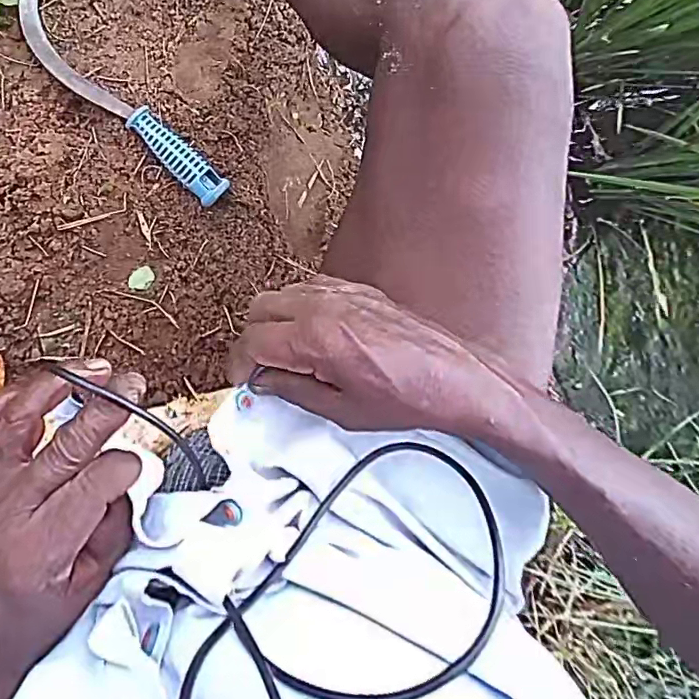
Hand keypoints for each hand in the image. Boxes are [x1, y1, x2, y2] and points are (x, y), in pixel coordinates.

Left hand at [0, 360, 143, 698]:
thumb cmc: (27, 619)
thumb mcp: (86, 588)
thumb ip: (111, 528)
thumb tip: (126, 479)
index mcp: (39, 547)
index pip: (91, 486)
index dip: (124, 465)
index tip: (141, 460)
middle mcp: (10, 508)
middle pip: (64, 443)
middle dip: (106, 408)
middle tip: (133, 388)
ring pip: (20, 417)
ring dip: (59, 385)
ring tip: (92, 369)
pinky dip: (12, 397)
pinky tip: (39, 385)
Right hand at [224, 276, 542, 437]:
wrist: (458, 379)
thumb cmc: (409, 398)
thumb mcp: (343, 410)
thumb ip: (293, 390)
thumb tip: (263, 382)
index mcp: (316, 339)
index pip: (252, 340)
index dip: (240, 363)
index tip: (243, 379)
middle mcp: (323, 306)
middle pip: (258, 310)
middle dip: (252, 340)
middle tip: (262, 368)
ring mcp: (340, 292)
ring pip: (279, 294)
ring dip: (273, 321)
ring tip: (287, 352)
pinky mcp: (356, 288)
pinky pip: (307, 287)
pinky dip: (297, 307)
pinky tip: (312, 333)